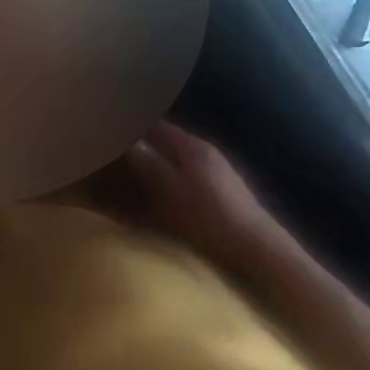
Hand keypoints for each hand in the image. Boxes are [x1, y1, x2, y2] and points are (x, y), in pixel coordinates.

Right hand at [125, 122, 284, 267]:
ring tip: (140, 173)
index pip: (158, 126)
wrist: (253, 244)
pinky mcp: (225, 189)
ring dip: (163, 162)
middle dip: (148, 144)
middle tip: (122, 152)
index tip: (116, 130)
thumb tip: (129, 144)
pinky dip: (176, 177)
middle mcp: (207, 151)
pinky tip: (169, 193)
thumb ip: (149, 165)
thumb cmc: (207, 215)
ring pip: (182, 159)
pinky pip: (191, 175)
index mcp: (192, 145)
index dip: (136, 126)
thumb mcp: (170, 191)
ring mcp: (219, 169)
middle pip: (171, 141)